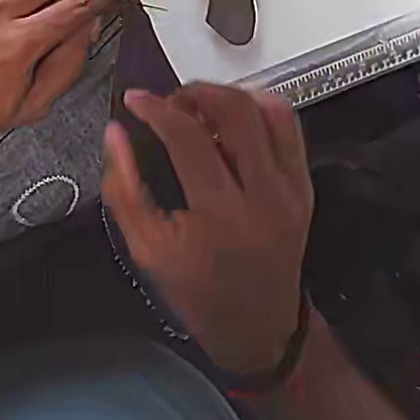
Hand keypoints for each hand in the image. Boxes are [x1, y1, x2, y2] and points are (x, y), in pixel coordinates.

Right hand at [102, 85, 312, 375]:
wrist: (258, 326)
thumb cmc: (198, 290)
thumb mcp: (146, 247)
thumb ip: (124, 187)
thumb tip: (115, 132)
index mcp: (220, 214)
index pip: (188, 136)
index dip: (156, 109)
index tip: (136, 101)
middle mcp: (264, 195)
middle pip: (234, 111)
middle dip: (194, 92)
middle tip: (169, 101)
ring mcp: (291, 189)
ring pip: (267, 109)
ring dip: (227, 95)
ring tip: (199, 105)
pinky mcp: (304, 185)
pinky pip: (288, 126)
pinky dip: (259, 107)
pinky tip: (234, 116)